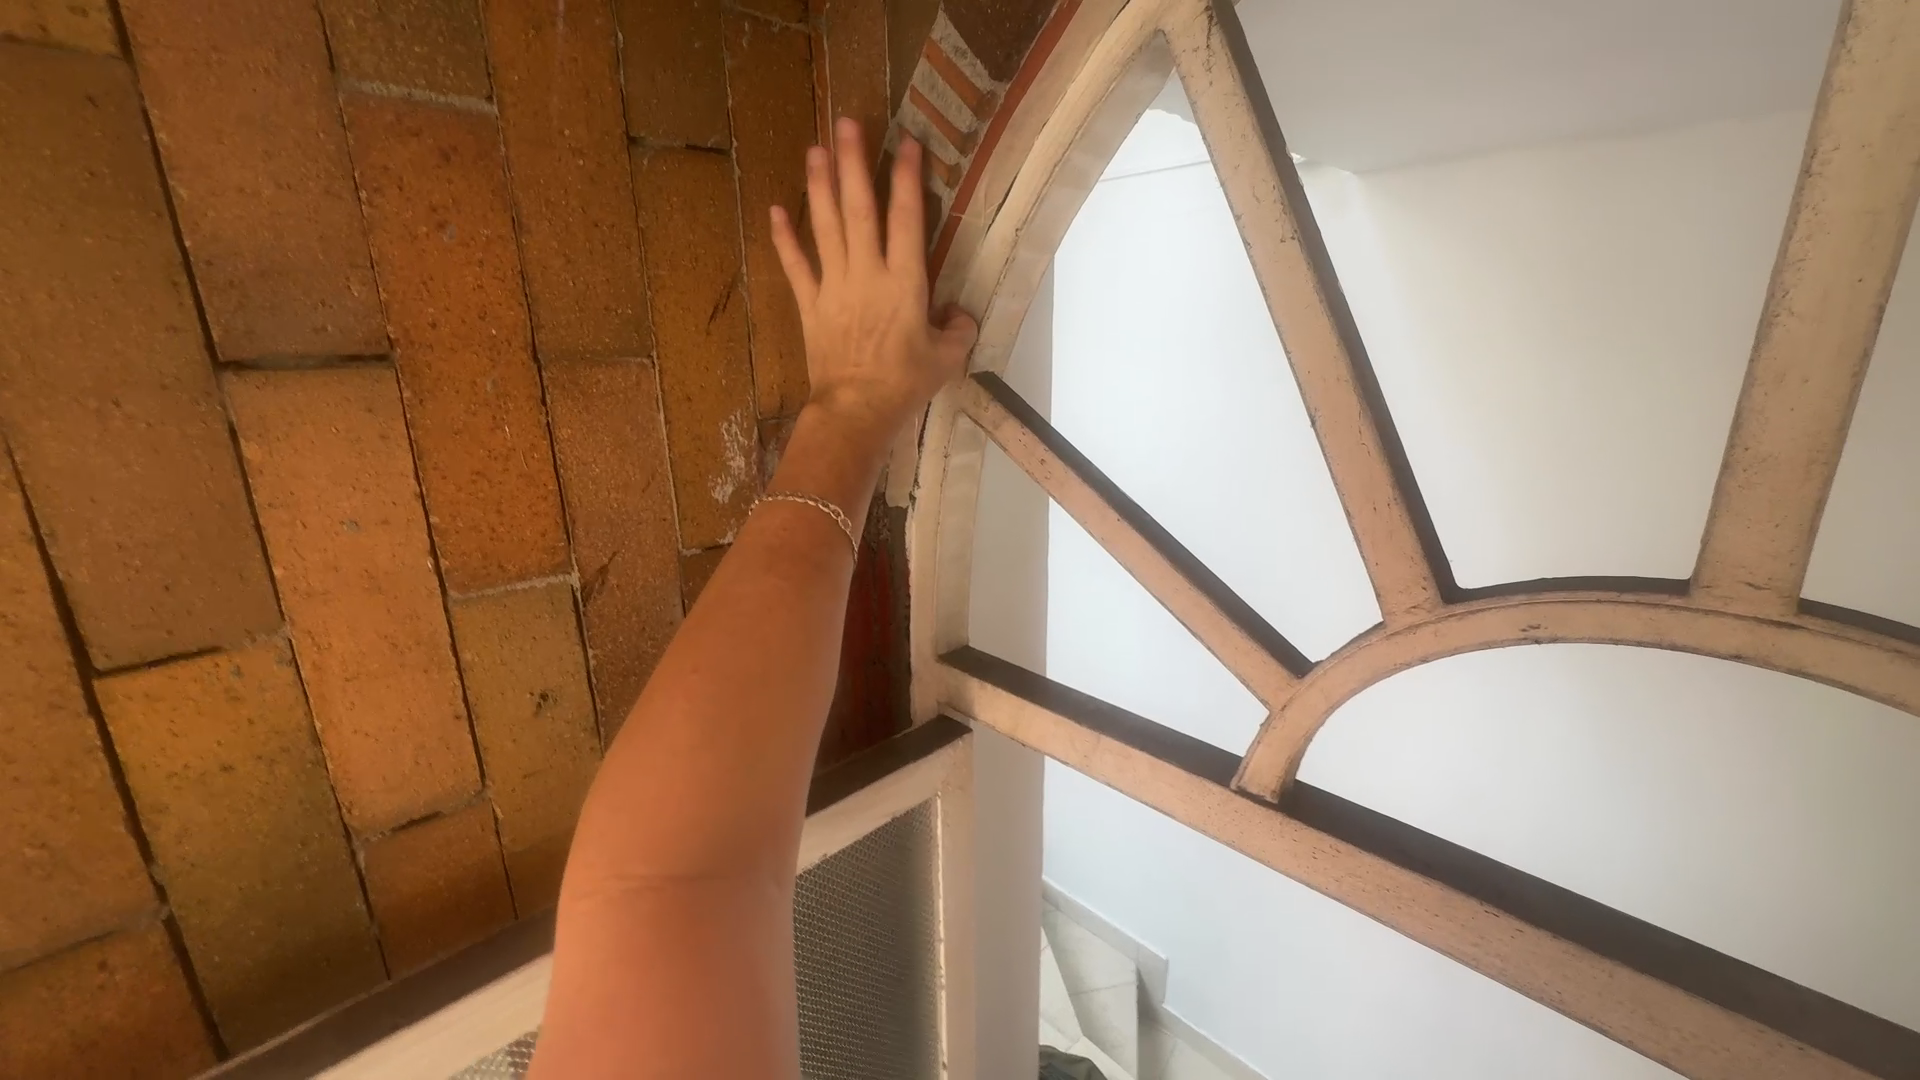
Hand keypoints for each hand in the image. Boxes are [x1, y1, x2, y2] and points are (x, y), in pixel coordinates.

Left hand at [770, 117, 978, 444]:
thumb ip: (959, 329)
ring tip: (816, 149)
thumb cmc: (904, 384)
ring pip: (826, 226)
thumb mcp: (947, 359)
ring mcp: (834, 286)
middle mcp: (867, 272)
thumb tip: (960, 314)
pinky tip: (777, 211)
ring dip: (821, 186)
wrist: (856, 409)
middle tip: (847, 123)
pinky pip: (796, 266)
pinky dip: (785, 239)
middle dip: (854, 163)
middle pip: (859, 208)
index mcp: (905, 281)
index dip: (907, 177)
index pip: (907, 218)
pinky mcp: (810, 306)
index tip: (906, 143)